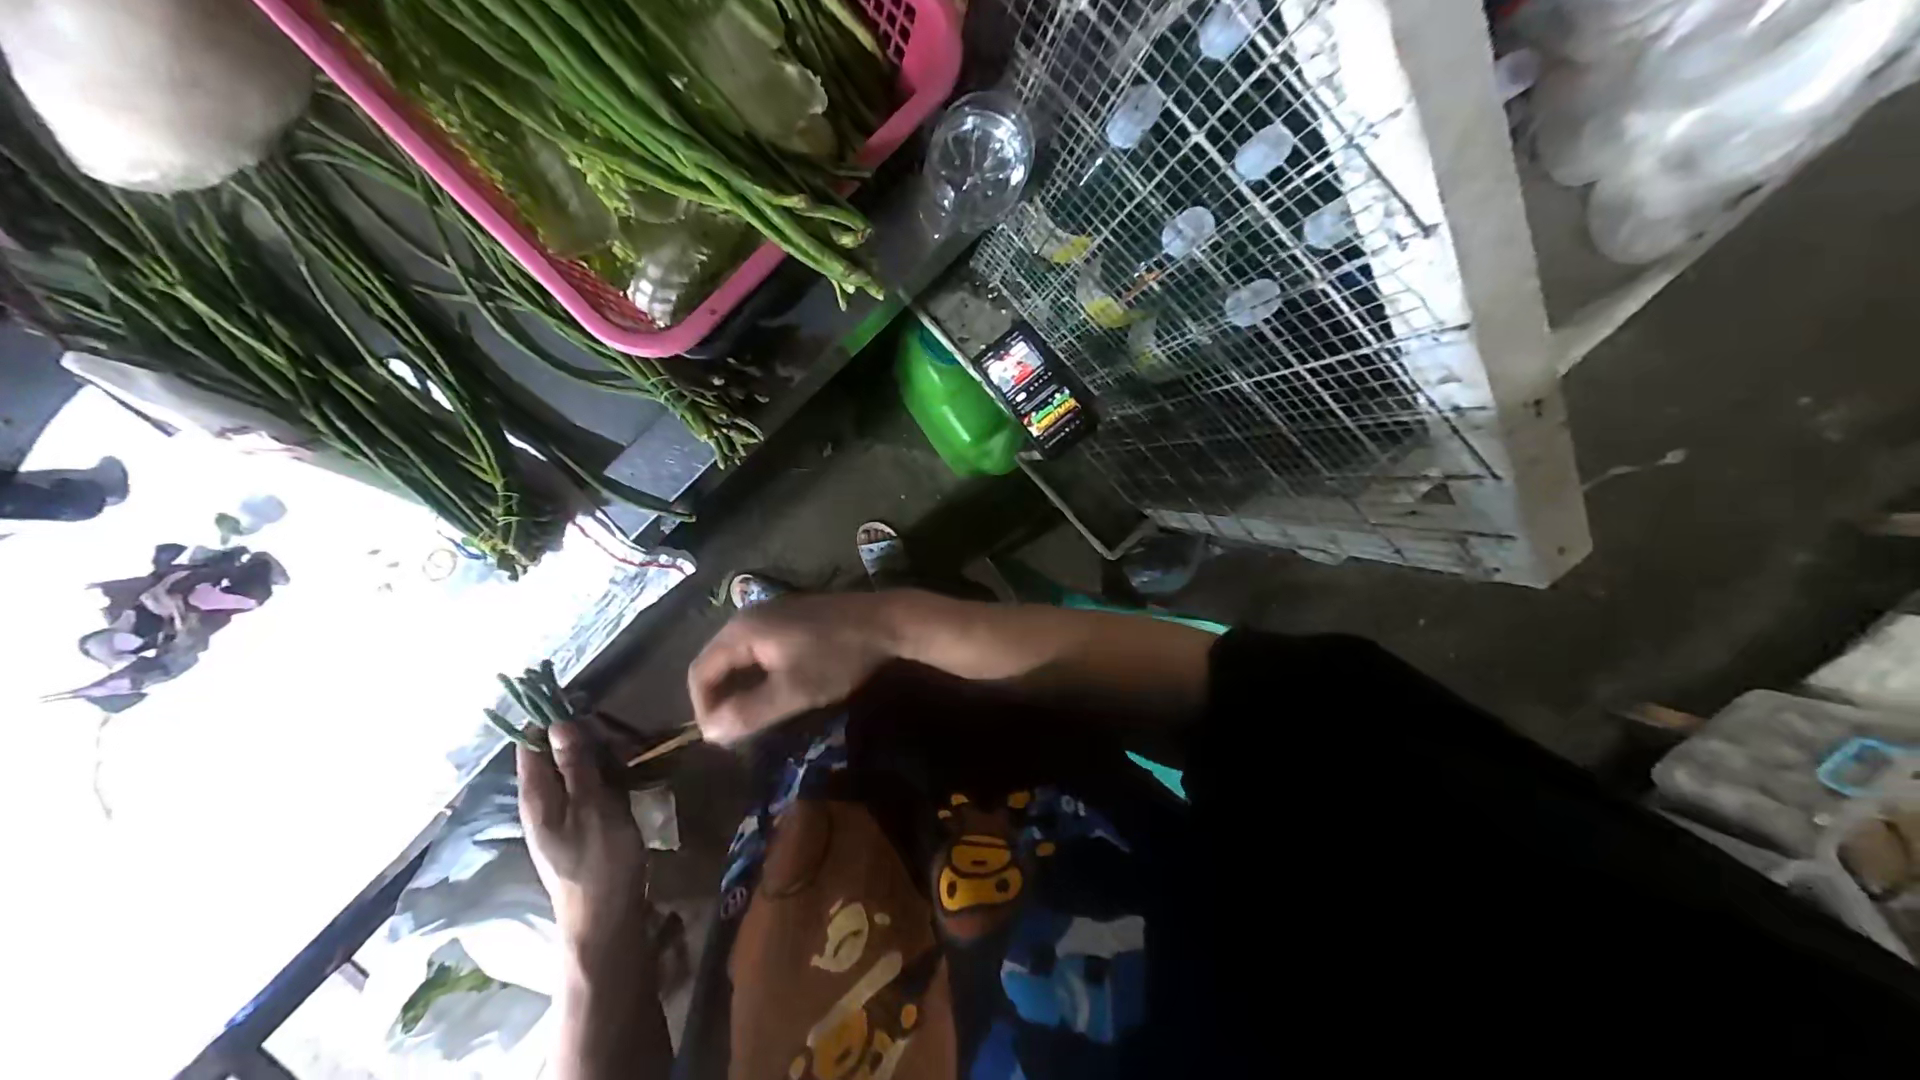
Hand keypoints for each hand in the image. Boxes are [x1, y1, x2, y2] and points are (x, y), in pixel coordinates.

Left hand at [518, 720, 649, 963]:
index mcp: (536, 796)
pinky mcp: (581, 824)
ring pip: (574, 768)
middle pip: (553, 753)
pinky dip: (604, 772)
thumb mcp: (593, 806)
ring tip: (628, 746)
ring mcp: (561, 814)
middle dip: (582, 734)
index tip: (581, 699)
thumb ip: (577, 765)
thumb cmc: (599, 860)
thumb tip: (560, 722)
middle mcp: (542, 801)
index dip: (550, 717)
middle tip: (617, 728)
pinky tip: (628, 771)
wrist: (605, 917)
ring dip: (597, 753)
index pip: (531, 743)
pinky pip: (587, 785)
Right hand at [687, 592, 899, 744]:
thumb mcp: (793, 691)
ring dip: (741, 689)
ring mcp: (772, 614)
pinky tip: (776, 692)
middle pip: (717, 662)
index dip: (703, 709)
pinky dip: (759, 674)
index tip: (720, 739)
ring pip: (740, 657)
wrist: (887, 622)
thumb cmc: (837, 657)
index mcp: (741, 630)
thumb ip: (749, 712)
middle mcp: (749, 616)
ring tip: (753, 718)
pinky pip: (760, 649)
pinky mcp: (792, 618)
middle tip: (734, 732)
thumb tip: (711, 733)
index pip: (700, 672)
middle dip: (721, 699)